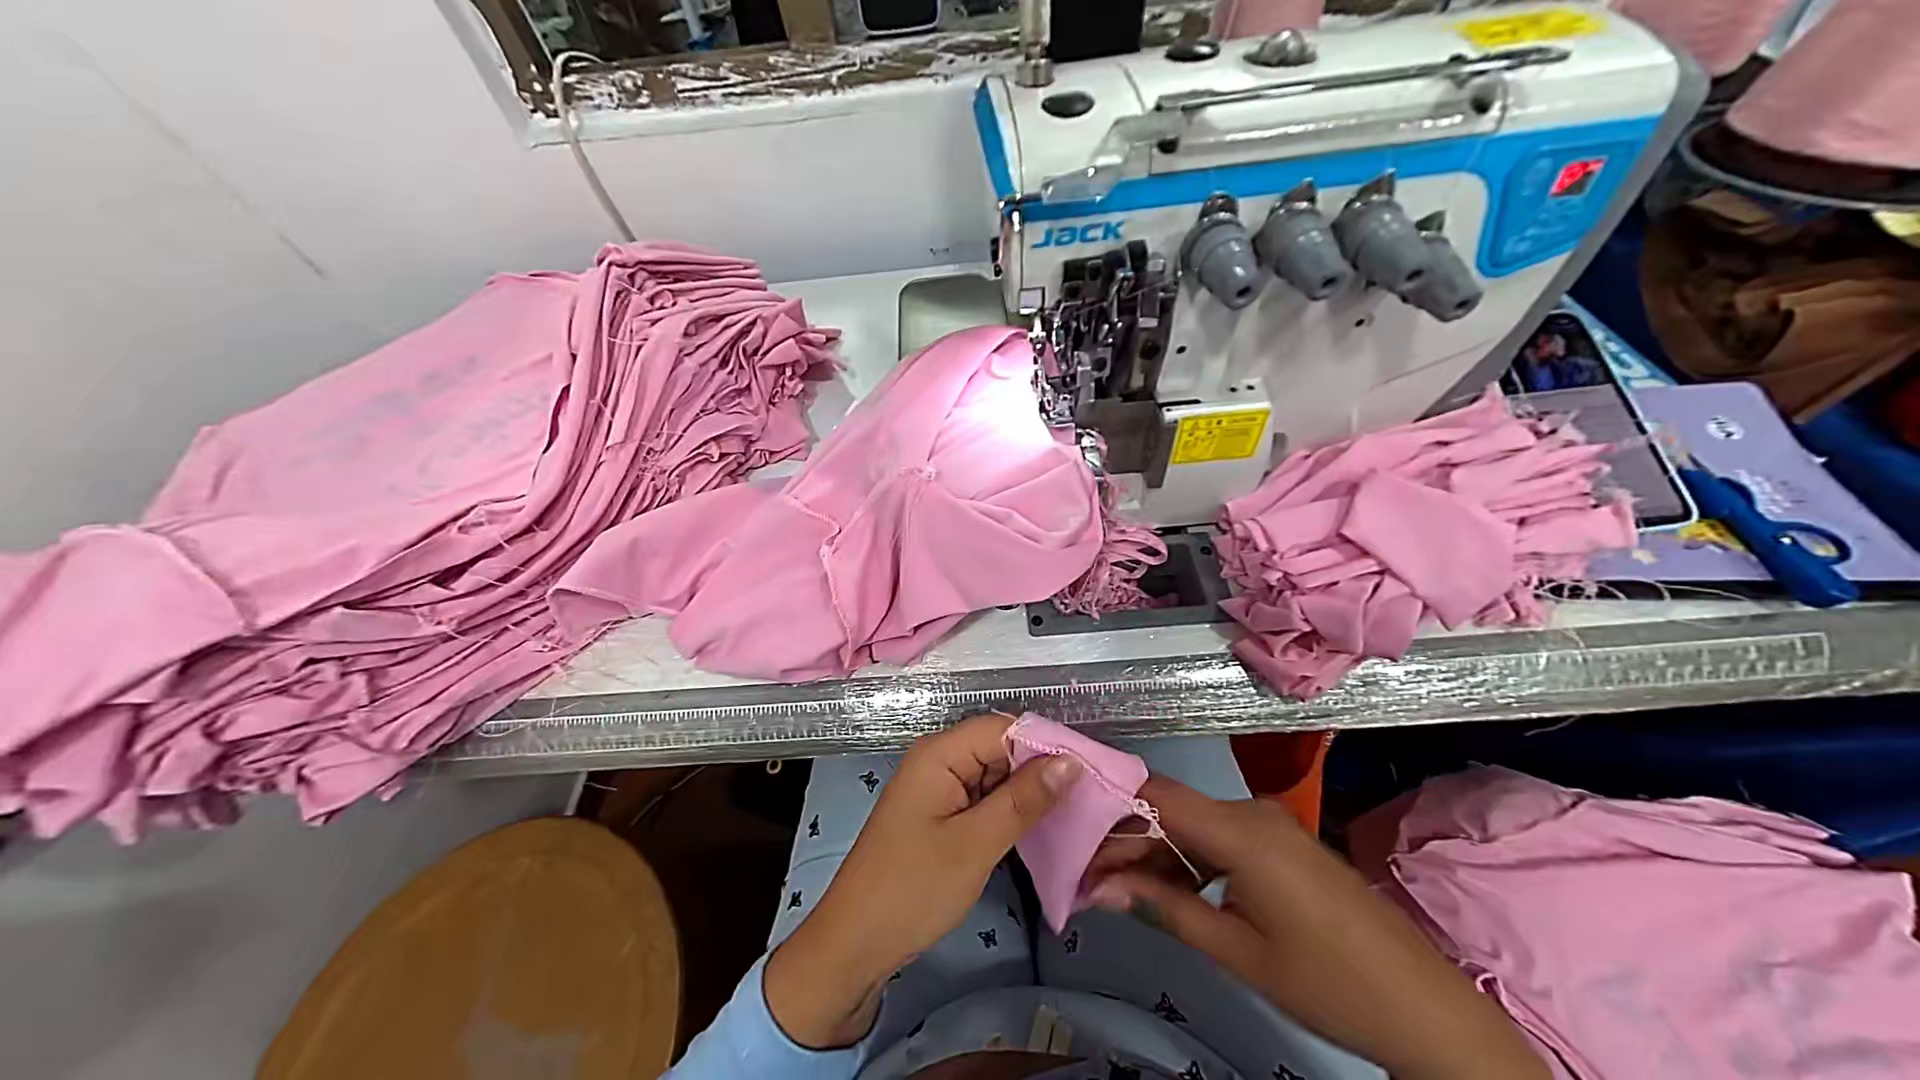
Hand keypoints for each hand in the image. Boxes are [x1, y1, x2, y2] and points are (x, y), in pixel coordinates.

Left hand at [764, 714, 1081, 1048]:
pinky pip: (985, 797)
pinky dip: (1012, 809)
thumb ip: (1023, 800)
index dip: (1046, 743)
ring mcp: (939, 787)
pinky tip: (1041, 826)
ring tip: (1077, 811)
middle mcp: (938, 760)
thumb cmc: (912, 889)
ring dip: (1030, 791)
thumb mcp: (975, 844)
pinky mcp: (942, 813)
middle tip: (1091, 796)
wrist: (856, 943)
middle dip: (1042, 768)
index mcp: (939, 753)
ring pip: (997, 774)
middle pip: (1001, 747)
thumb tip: (1070, 761)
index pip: (1003, 728)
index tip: (1091, 770)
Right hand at [1086, 776, 1549, 1079]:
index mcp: (1241, 830)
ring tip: (1118, 888)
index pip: (1156, 793)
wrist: (1424, 1008)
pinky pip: (1221, 837)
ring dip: (1156, 852)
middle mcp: (1252, 812)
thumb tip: (1100, 889)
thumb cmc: (1327, 982)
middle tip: (1087, 876)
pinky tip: (1169, 888)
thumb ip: (1164, 907)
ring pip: (1193, 824)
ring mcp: (1271, 825)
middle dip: (1126, 840)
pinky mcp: (1282, 843)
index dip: (1109, 799)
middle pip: (1171, 810)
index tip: (1069, 822)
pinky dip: (1189, 859)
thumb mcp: (1236, 950)